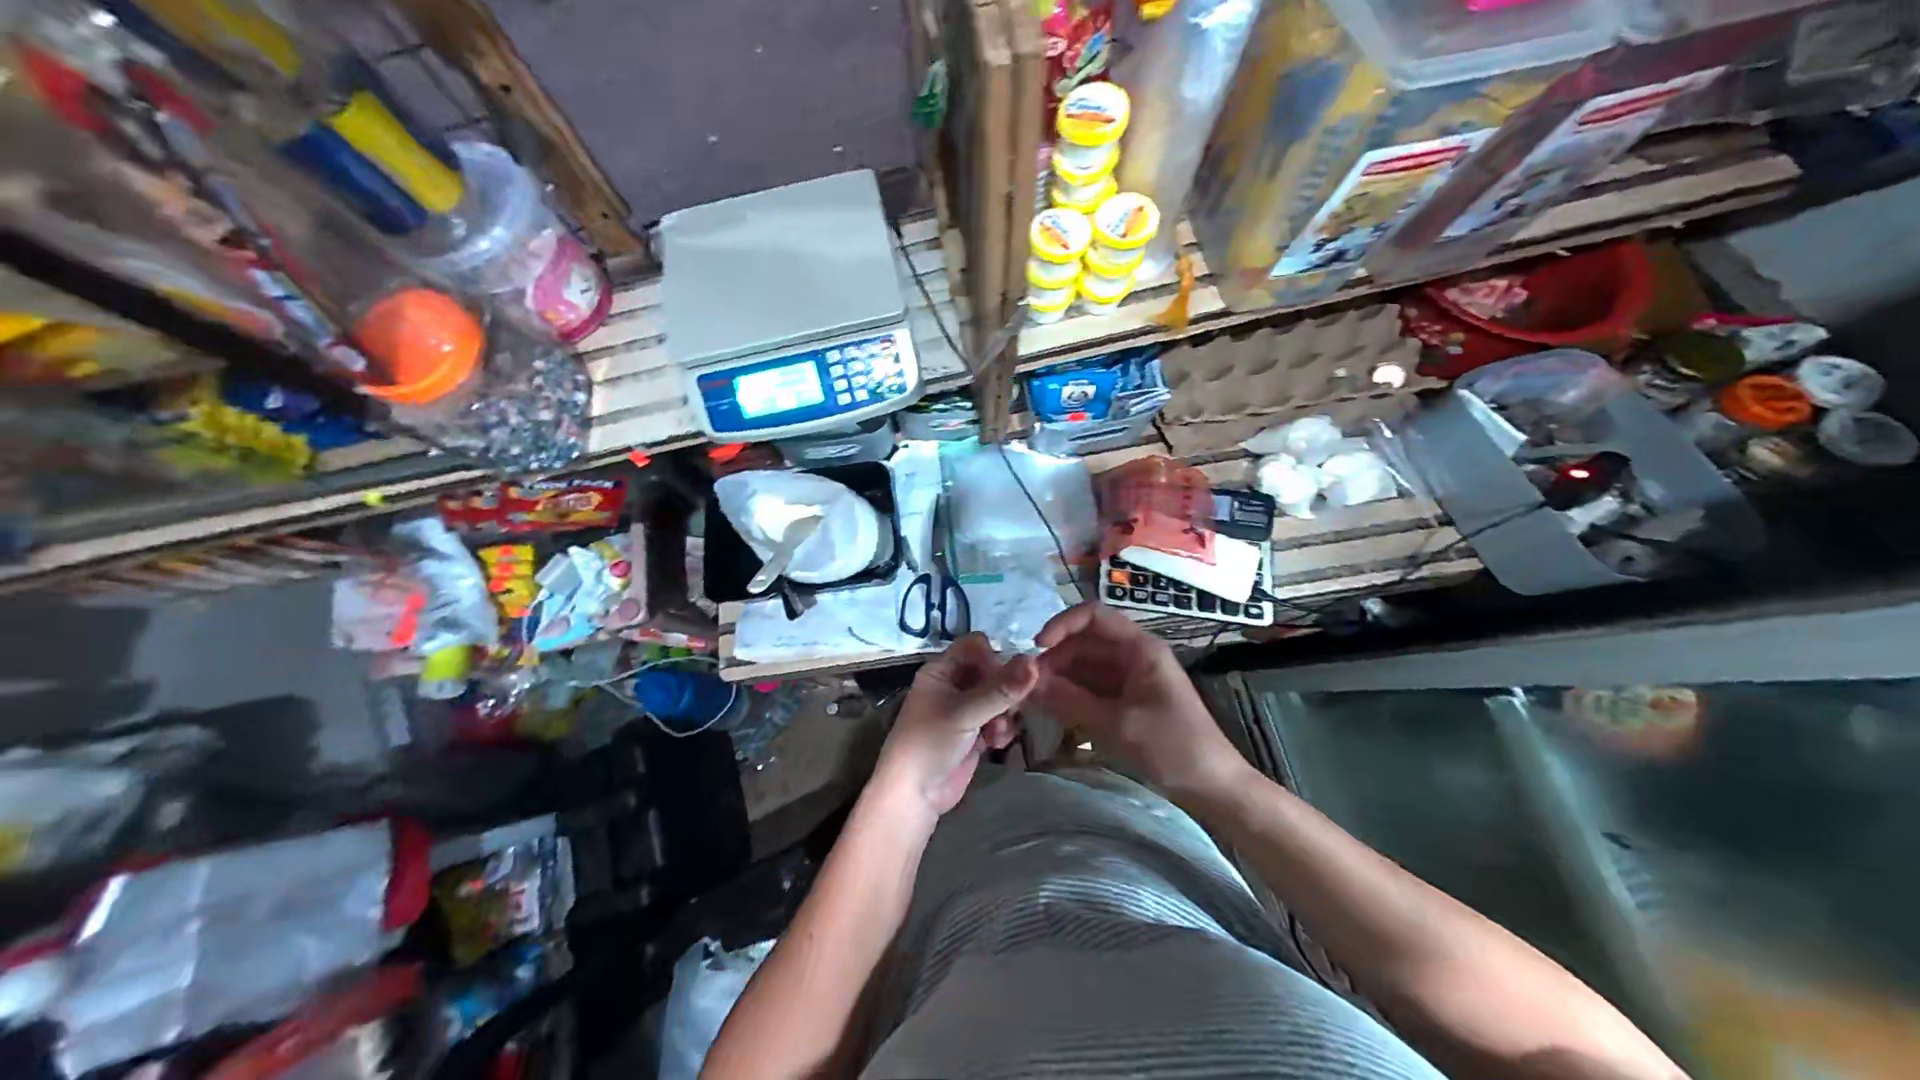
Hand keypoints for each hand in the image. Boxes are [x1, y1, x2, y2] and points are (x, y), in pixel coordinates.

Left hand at [871, 633, 1037, 817]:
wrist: (915, 794)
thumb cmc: (929, 743)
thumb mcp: (964, 713)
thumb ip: (1000, 689)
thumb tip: (1034, 662)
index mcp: (941, 670)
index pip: (975, 646)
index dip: (993, 657)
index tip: (1004, 677)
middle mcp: (953, 685)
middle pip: (992, 671)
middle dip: (1005, 690)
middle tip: (1011, 708)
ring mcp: (965, 710)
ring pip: (1000, 697)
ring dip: (1005, 712)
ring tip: (998, 732)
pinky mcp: (975, 732)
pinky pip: (1000, 719)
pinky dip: (1002, 729)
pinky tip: (996, 743)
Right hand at [1031, 603, 1253, 800]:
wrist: (1213, 787)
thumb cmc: (1173, 747)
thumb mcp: (1117, 724)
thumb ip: (1069, 702)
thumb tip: (1025, 684)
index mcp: (1140, 648)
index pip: (1092, 616)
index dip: (1060, 625)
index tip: (1034, 650)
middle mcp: (1132, 657)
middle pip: (1082, 643)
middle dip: (1053, 659)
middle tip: (1025, 686)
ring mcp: (1129, 681)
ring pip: (1082, 668)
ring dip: (1058, 680)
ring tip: (1031, 701)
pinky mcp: (1125, 704)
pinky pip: (1089, 690)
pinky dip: (1069, 697)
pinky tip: (1049, 713)